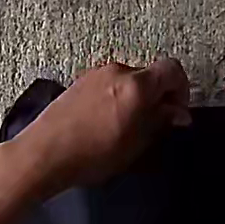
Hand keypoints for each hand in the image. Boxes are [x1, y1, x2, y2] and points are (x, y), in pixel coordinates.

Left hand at [6, 58, 190, 194]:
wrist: (42, 154)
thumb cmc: (93, 153)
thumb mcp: (136, 142)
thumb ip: (161, 121)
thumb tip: (179, 113)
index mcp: (138, 85)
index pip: (173, 69)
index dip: (182, 88)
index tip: (177, 110)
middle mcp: (119, 71)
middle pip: (151, 74)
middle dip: (159, 94)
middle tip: (155, 121)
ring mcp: (97, 74)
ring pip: (130, 79)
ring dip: (137, 96)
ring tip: (128, 124)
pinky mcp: (81, 81)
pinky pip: (110, 83)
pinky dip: (118, 96)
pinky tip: (107, 120)